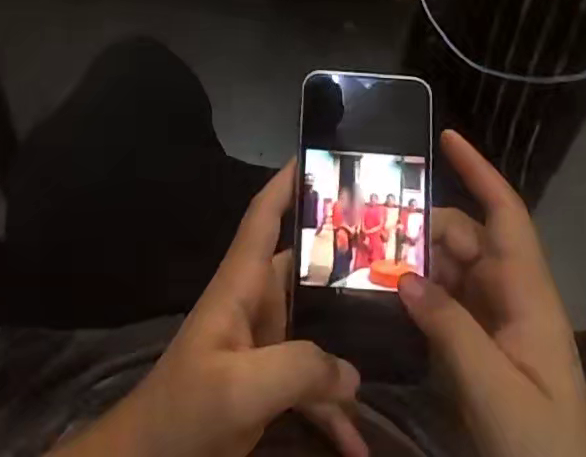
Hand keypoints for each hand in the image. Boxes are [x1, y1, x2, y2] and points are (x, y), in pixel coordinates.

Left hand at [52, 162, 366, 456]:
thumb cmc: (184, 410)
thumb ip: (298, 368)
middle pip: (306, 265)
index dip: (287, 182)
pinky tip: (362, 439)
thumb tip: (354, 372)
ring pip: (320, 322)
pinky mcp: (272, 381)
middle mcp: (258, 303)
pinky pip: (313, 384)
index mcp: (242, 284)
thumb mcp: (239, 387)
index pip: (264, 216)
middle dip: (347, 253)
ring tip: (401, 322)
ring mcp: (267, 343)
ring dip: (353, 332)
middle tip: (396, 244)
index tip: (320, 156)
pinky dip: (335, 407)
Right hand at [401, 131, 585, 456]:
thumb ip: (450, 330)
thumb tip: (404, 275)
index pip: (505, 214)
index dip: (479, 171)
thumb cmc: (543, 442)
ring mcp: (495, 322)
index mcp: (527, 292)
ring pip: (450, 271)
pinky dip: (417, 295)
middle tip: (371, 223)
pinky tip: (384, 296)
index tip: (446, 138)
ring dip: (414, 260)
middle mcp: (511, 295)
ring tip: (366, 255)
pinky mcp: (481, 349)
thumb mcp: (496, 389)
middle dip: (424, 225)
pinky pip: (445, 305)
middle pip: (466, 239)